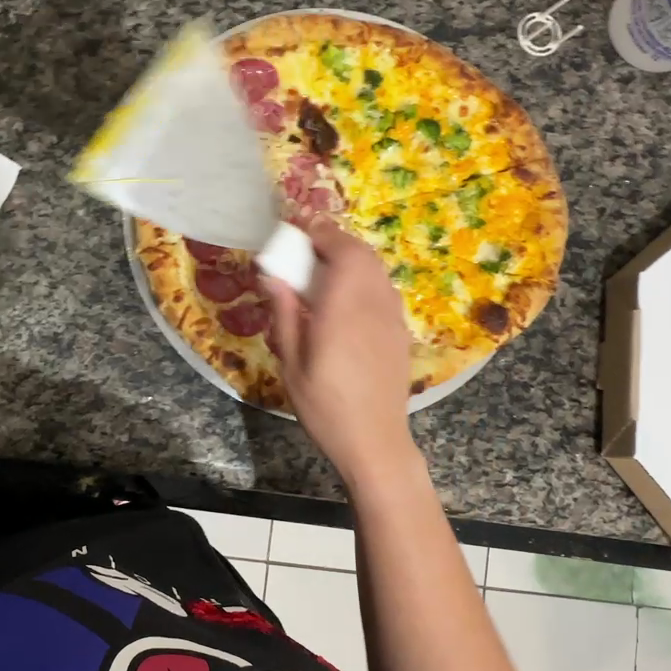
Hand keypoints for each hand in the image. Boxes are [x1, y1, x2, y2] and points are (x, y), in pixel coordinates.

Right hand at [264, 216, 417, 477]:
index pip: (340, 250)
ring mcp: (392, 317)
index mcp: (343, 309)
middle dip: (334, 239)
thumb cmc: (324, 406)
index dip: (319, 232)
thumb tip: (271, 273)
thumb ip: (284, 312)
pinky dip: (363, 277)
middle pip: (362, 253)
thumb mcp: (291, 361)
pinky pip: (383, 288)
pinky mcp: (400, 331)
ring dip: (350, 256)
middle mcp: (374, 304)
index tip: (295, 228)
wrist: (375, 441)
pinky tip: (344, 296)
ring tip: (322, 267)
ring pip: (376, 268)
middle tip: (305, 245)